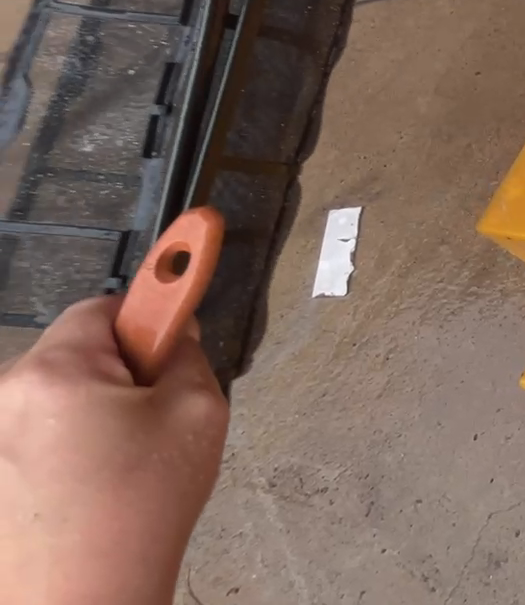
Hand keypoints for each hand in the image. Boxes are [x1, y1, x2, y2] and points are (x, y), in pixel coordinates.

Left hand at [0, 295, 229, 604]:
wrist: (78, 591)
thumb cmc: (144, 494)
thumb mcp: (198, 407)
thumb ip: (186, 355)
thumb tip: (174, 330)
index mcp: (54, 373)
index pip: (110, 302)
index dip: (158, 296)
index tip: (192, 260)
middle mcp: (3, 398)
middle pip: (80, 349)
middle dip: (128, 361)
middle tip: (168, 400)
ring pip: (61, 392)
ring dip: (101, 401)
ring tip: (136, 448)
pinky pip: (40, 428)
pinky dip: (75, 435)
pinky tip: (102, 473)